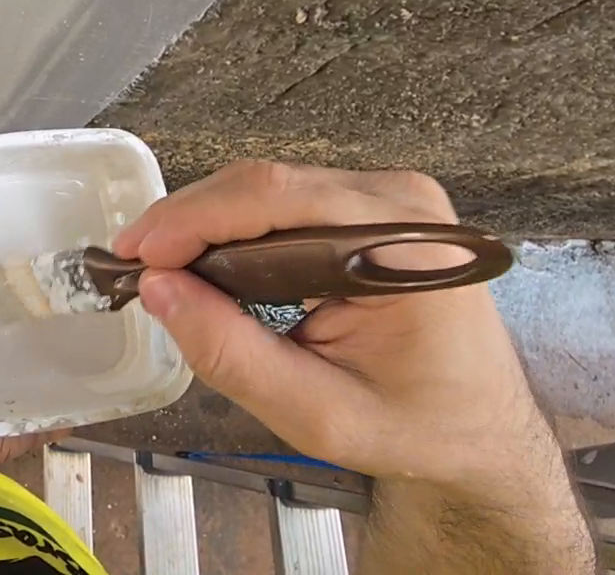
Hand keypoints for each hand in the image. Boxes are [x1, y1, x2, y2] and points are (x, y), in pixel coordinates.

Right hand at [112, 162, 553, 492]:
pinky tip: (204, 252)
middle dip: (189, 218)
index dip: (198, 217)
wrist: (479, 430)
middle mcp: (400, 200)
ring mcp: (387, 194)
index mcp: (406, 245)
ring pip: (266, 187)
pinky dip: (232, 224)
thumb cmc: (411, 428)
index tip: (139, 252)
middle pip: (266, 184)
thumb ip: (232, 354)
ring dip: (205, 219)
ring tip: (161, 259)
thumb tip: (157, 288)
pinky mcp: (368, 202)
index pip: (278, 199)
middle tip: (135, 257)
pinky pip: (281, 199)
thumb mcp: (317, 414)